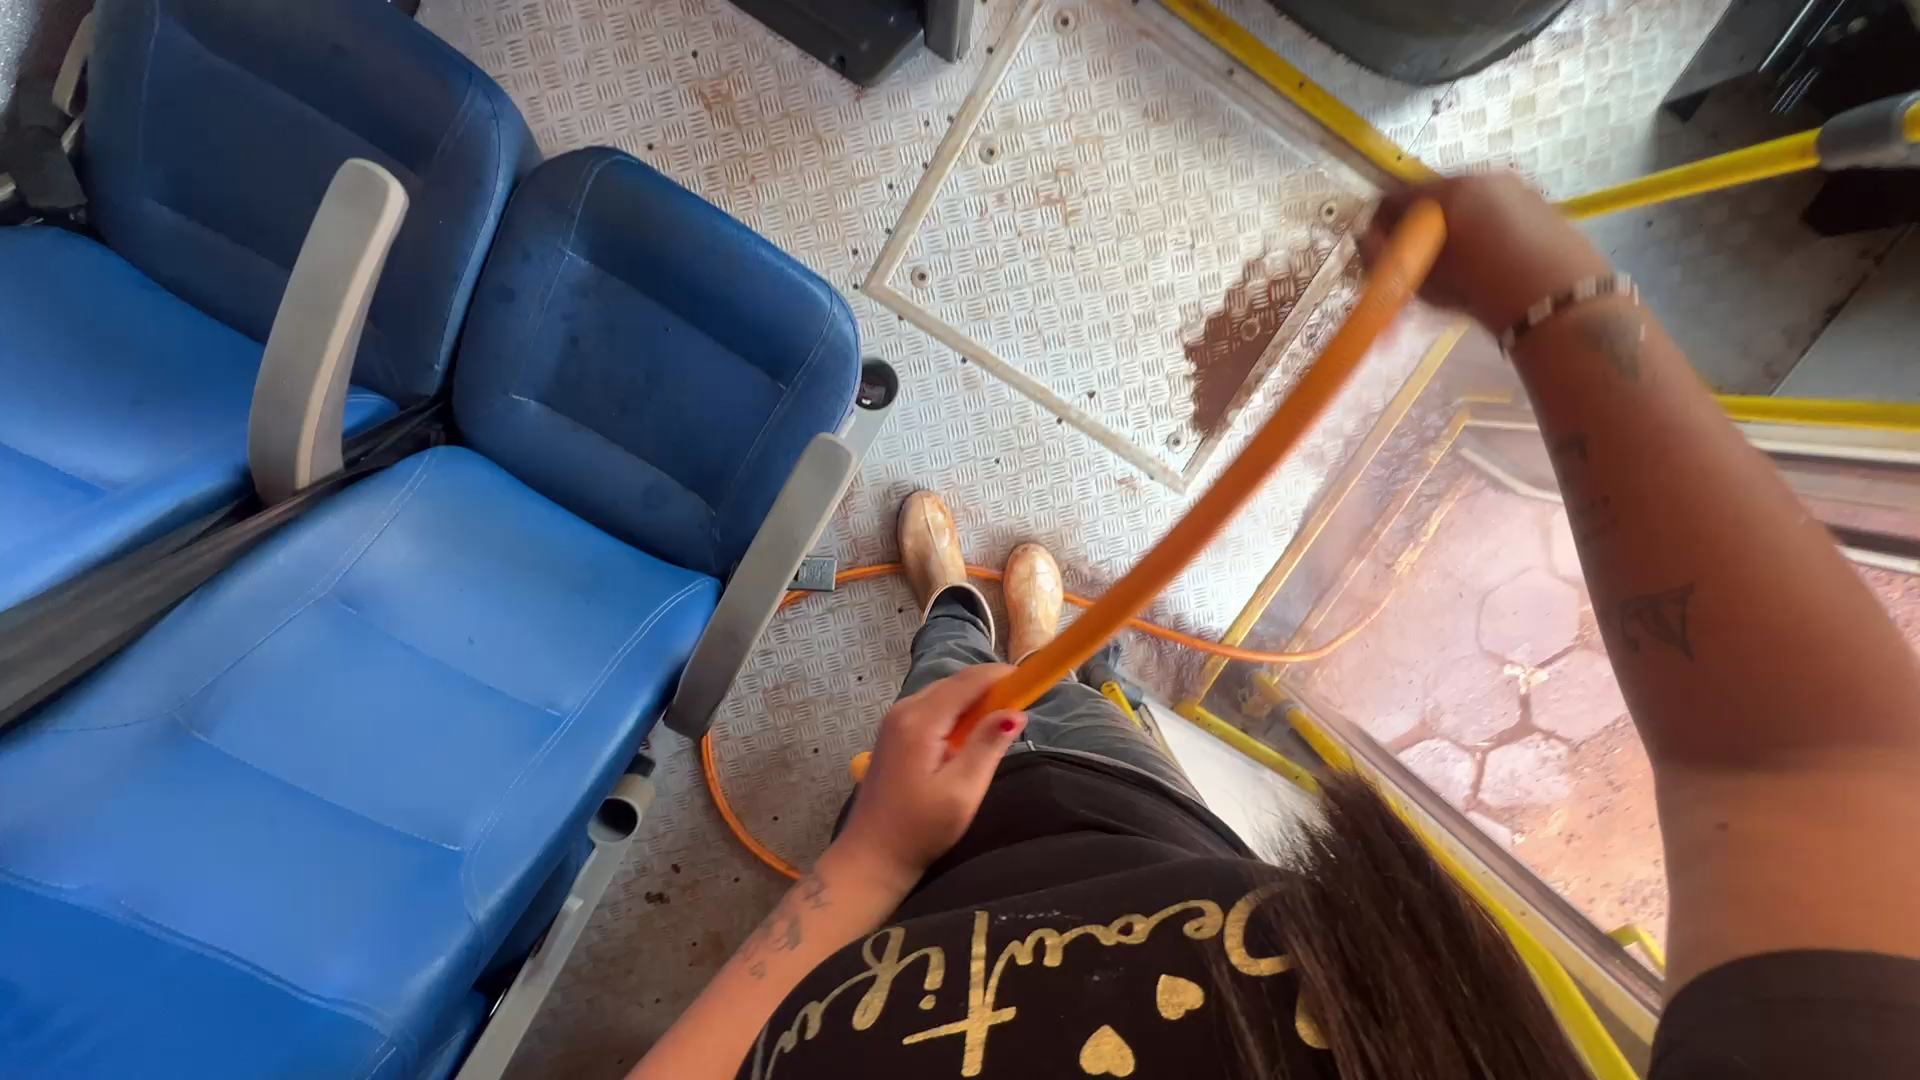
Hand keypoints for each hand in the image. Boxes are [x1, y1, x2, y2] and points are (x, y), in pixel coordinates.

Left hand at [834, 665, 1028, 888]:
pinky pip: (932, 707)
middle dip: (989, 689)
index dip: (1002, 676)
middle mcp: (904, 709)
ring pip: (944, 693)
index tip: (1032, 683)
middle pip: (955, 683)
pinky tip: (967, 737)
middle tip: (1018, 711)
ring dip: (973, 701)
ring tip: (997, 726)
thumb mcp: (962, 791)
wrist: (871, 856)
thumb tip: (1015, 712)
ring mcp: (895, 718)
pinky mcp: (894, 731)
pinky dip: (955, 713)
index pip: (968, 680)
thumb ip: (987, 746)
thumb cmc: (920, 829)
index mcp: (920, 720)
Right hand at [1358, 172, 1612, 332]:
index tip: (1379, 255)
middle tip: (1414, 262)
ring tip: (1451, 264)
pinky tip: (1483, 260)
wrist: (1552, 296)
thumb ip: (1385, 256)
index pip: (1393, 199)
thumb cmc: (1474, 287)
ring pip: (1463, 204)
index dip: (1378, 227)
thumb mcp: (1418, 278)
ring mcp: (1513, 186)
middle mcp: (1480, 177)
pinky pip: (1492, 211)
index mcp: (1446, 191)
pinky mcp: (1537, 202)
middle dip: (1415, 226)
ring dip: (1448, 228)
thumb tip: (1367, 238)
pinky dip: (1478, 230)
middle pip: (1430, 198)